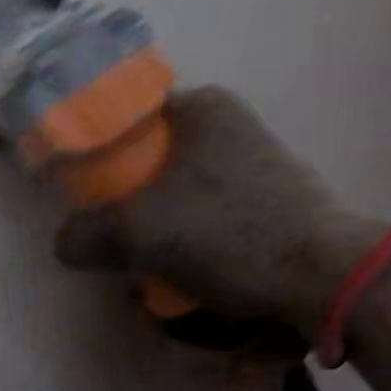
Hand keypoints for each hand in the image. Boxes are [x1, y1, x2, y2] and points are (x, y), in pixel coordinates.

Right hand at [55, 87, 390, 338]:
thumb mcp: (143, 234)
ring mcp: (266, 166)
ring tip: (165, 276)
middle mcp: (237, 127)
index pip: (132, 122)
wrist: (325, 278)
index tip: (95, 206)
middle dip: (140, 212)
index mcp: (204, 109)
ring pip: (193, 200)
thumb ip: (89, 234)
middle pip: (162, 166)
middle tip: (129, 251)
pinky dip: (207, 249)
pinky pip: (225, 224)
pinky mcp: (285, 206)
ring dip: (173, 237)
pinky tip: (206, 281)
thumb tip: (65, 244)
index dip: (105, 163)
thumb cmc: (231, 238)